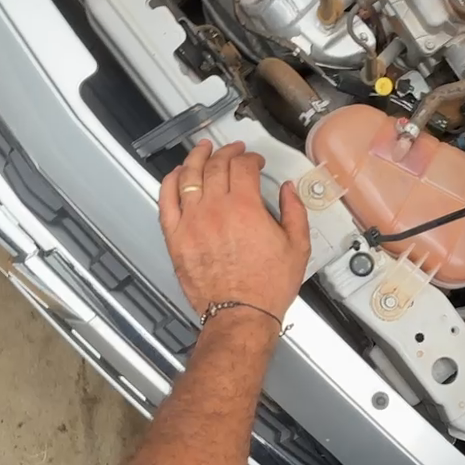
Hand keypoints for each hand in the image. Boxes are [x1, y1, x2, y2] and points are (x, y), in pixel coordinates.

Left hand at [158, 140, 310, 322]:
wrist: (241, 314)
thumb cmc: (267, 287)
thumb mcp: (297, 247)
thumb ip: (295, 212)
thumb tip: (288, 191)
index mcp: (245, 208)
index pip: (242, 167)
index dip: (250, 158)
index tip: (255, 161)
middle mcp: (214, 209)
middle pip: (215, 166)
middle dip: (226, 153)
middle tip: (233, 151)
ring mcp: (191, 221)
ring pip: (188, 176)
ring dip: (196, 158)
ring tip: (202, 150)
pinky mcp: (176, 237)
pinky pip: (166, 200)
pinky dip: (170, 182)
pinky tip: (176, 174)